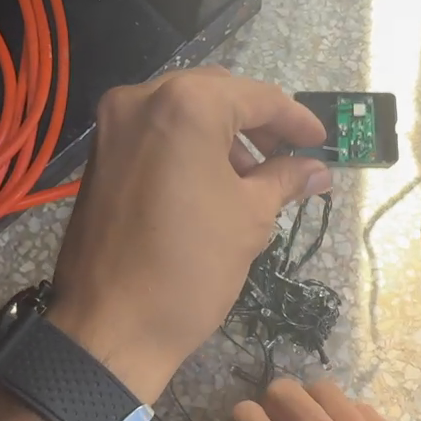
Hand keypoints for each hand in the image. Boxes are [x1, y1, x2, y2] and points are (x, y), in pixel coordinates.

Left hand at [47, 67, 330, 402]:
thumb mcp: (250, 217)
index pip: (255, 96)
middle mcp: (141, 98)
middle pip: (215, 94)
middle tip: (289, 157)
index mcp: (184, 103)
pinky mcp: (98, 152)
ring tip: (252, 179)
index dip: (295, 119)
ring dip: (221, 135)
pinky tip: (211, 181)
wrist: (109, 326)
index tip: (322, 142)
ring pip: (182, 111)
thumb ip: (285, 178)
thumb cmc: (189, 266)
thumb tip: (316, 169)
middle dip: (256, 123)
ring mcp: (113, 124)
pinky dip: (187, 146)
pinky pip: (154, 132)